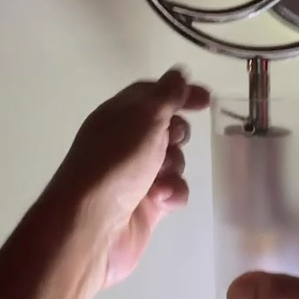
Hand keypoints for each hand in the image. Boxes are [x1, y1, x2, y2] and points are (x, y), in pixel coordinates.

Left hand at [46, 68, 210, 288]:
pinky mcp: (146, 205)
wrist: (91, 225)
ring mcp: (136, 174)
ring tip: (159, 177)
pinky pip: (173, 190)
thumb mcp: (144, 116)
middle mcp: (126, 142)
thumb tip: (179, 73)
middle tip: (171, 140)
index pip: (154, 94)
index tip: (206, 100)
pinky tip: (161, 199)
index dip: (180, 93)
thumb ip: (167, 93)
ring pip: (174, 160)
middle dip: (177, 133)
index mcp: (119, 115)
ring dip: (174, 166)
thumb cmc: (116, 161)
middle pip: (167, 128)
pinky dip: (172, 192)